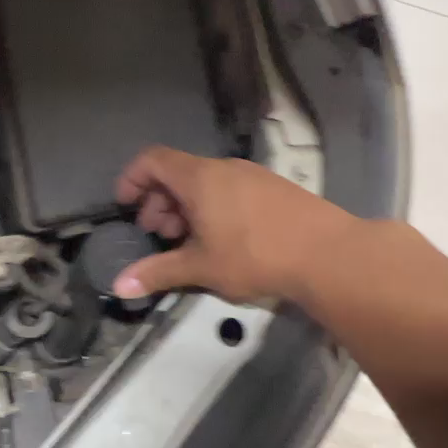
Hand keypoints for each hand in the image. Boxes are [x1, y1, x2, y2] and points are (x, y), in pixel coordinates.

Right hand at [113, 146, 359, 302]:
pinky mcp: (273, 189)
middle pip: (177, 173)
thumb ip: (157, 273)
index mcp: (200, 178)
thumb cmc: (255, 255)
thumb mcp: (199, 267)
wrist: (329, 255)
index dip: (132, 178)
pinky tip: (221, 241)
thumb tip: (118, 287)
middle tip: (158, 236)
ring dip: (184, 208)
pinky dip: (211, 208)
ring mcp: (252, 176)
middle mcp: (224, 168)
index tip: (125, 206)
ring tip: (187, 242)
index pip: (153, 160)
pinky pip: (228, 189)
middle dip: (158, 202)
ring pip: (204, 183)